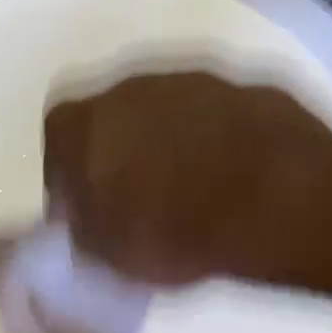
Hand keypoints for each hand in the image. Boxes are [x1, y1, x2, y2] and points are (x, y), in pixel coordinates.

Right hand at [42, 72, 331, 294]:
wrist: (275, 204)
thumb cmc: (171, 233)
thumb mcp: (103, 256)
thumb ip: (80, 229)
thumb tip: (80, 220)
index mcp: (78, 121)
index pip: (56, 143)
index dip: (71, 178)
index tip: (91, 212)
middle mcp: (127, 83)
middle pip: (113, 119)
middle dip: (122, 154)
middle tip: (143, 203)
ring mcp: (192, 76)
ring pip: (168, 111)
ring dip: (173, 143)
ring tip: (195, 195)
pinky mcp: (248, 84)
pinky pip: (220, 115)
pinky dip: (221, 140)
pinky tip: (237, 181)